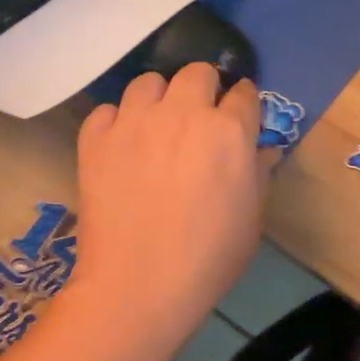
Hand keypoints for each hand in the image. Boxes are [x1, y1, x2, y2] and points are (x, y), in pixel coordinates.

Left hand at [72, 64, 265, 325]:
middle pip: (197, 73)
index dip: (243, 104)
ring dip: (159, 99)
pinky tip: (122, 146)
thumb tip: (263, 148)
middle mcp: (183, 113)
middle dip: (204, 89)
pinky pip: (108, 110)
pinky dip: (116, 122)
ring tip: (157, 126)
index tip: (239, 117)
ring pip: (149, 81)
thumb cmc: (208, 258)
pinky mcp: (96, 138)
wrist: (137, 287)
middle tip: (199, 119)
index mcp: (229, 131)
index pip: (245, 92)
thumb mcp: (251, 218)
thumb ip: (259, 173)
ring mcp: (135, 122)